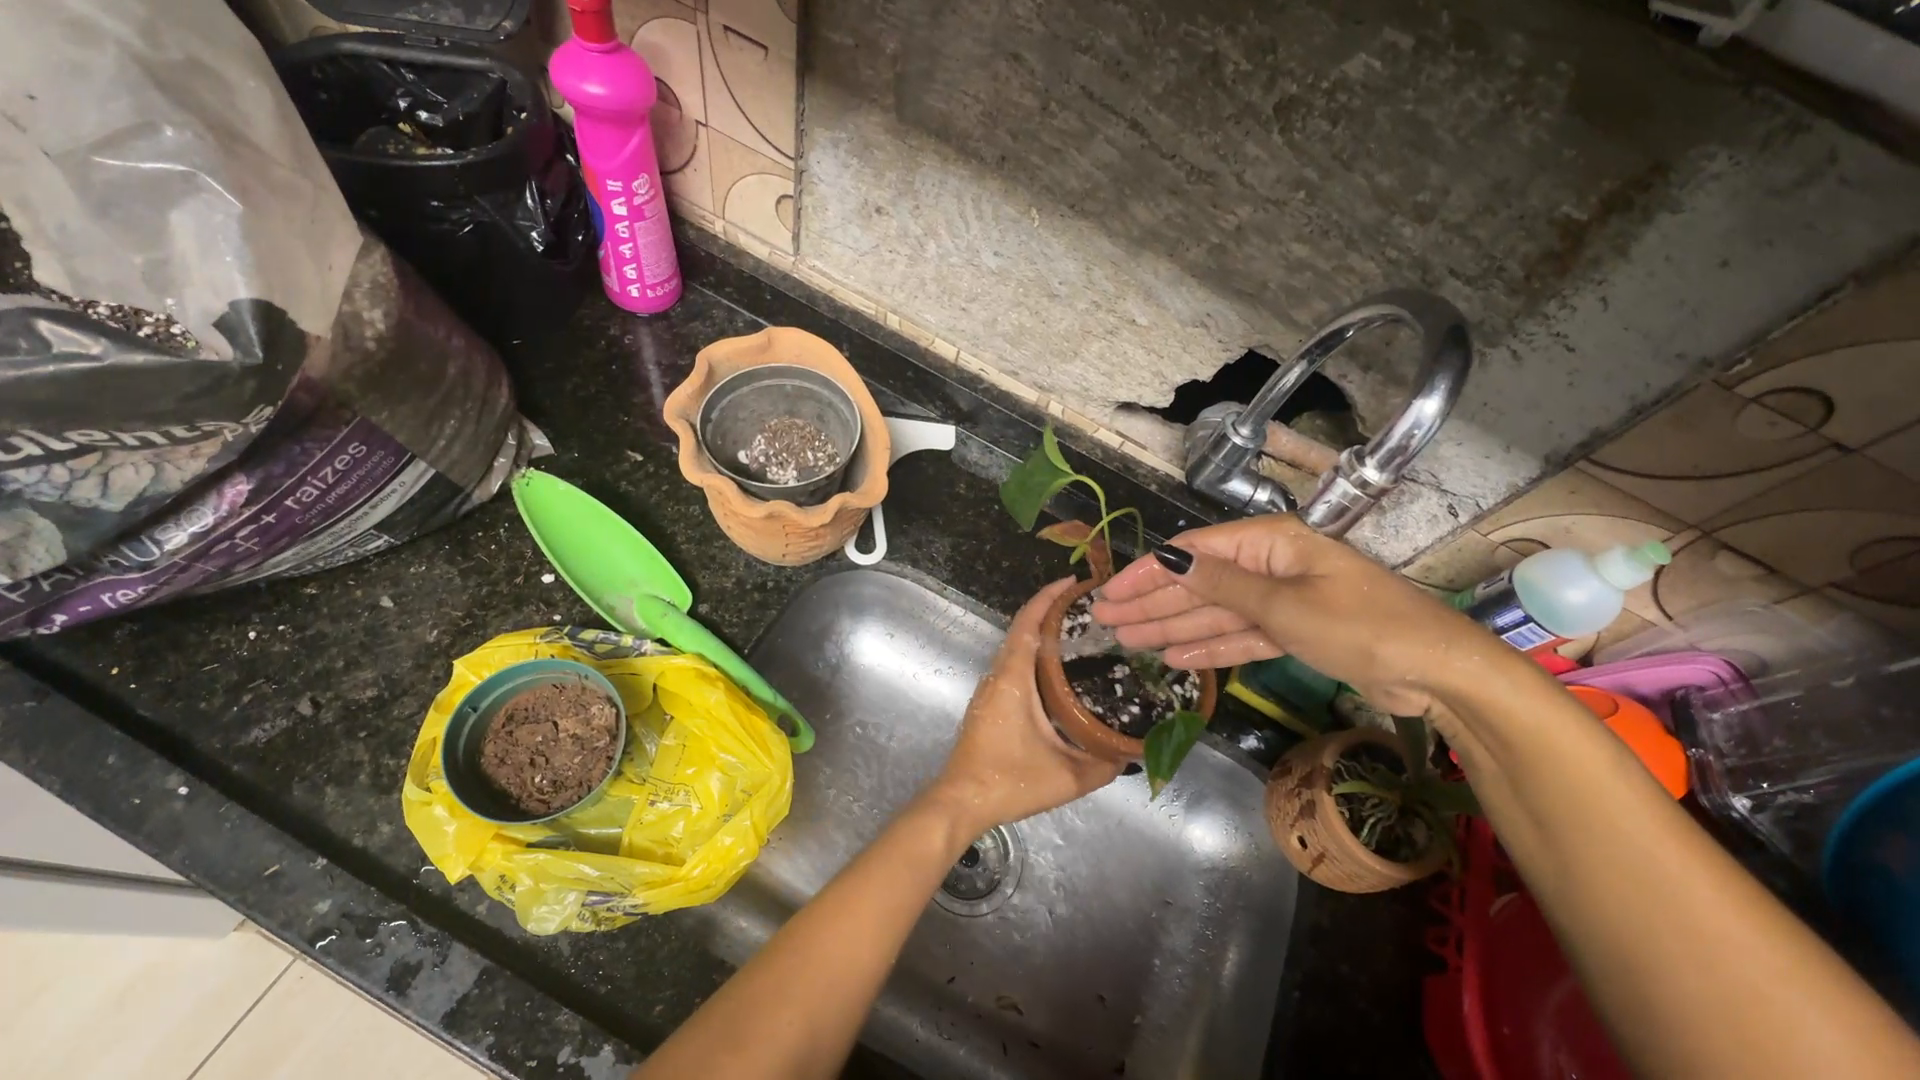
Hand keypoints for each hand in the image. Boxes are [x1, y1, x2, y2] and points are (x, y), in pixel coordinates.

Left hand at [927, 577, 1123, 833]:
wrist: (961, 802)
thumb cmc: (1009, 782)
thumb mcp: (1066, 777)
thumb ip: (1103, 764)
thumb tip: (1132, 754)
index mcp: (1013, 679)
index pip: (1028, 624)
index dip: (1048, 598)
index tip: (1074, 583)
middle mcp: (999, 677)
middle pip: (1022, 630)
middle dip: (1050, 611)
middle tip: (1088, 609)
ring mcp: (990, 691)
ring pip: (1016, 649)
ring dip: (1041, 635)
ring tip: (1079, 634)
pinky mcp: (989, 706)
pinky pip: (1013, 667)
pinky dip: (1034, 656)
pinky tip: (1058, 673)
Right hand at [1089, 514, 1499, 715]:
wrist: (1435, 671)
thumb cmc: (1361, 627)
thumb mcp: (1285, 606)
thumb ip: (1222, 586)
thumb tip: (1168, 557)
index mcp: (1273, 544)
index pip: (1197, 552)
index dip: (1150, 572)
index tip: (1110, 591)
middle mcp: (1275, 566)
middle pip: (1202, 583)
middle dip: (1154, 602)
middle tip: (1106, 621)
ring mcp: (1286, 601)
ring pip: (1218, 612)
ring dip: (1174, 626)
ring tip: (1128, 641)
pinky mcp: (1297, 634)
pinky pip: (1242, 636)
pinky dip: (1210, 647)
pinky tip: (1175, 657)